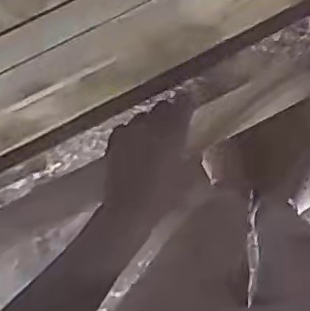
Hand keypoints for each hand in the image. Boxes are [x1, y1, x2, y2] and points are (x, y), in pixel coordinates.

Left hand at [102, 97, 194, 218]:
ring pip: (143, 115)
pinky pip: (127, 127)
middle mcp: (150, 124)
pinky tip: (137, 141)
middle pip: (162, 105)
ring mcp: (129, 131)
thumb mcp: (190, 177)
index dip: (189, 101)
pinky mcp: (114, 141)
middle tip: (177, 119)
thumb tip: (196, 149)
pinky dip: (134, 131)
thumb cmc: (165, 196)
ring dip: (151, 119)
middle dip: (170, 109)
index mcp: (172, 130)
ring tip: (156, 131)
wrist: (128, 210)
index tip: (193, 102)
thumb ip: (194, 157)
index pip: (183, 103)